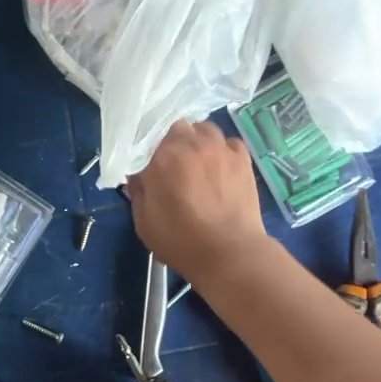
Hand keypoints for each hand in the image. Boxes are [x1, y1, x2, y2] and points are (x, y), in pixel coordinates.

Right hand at [128, 120, 266, 280]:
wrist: (228, 252)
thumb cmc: (181, 242)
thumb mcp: (144, 224)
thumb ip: (138, 193)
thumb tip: (138, 176)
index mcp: (162, 158)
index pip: (147, 144)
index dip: (147, 158)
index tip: (149, 174)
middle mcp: (190, 143)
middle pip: (176, 129)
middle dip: (173, 145)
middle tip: (174, 170)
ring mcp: (219, 147)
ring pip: (204, 129)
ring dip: (198, 142)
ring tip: (199, 165)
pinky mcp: (242, 157)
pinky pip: (228, 142)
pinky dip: (222, 150)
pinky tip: (221, 168)